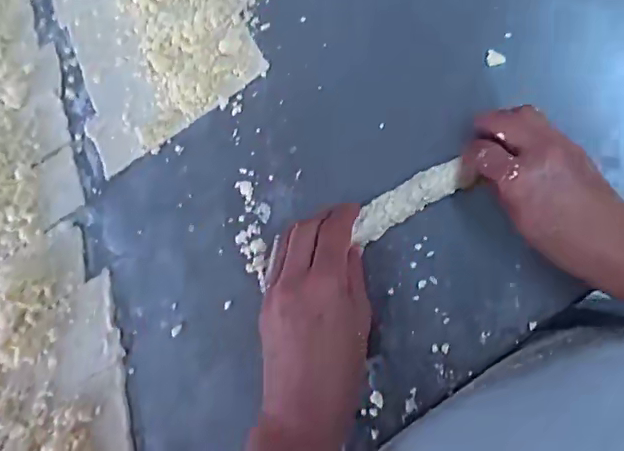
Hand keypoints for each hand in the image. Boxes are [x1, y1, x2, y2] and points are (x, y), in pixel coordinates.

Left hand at [248, 204, 369, 450]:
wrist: (299, 413)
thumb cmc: (340, 374)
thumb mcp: (360, 322)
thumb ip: (354, 278)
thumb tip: (350, 248)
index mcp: (323, 284)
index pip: (332, 231)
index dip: (345, 214)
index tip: (355, 210)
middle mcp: (294, 279)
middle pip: (305, 227)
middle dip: (325, 215)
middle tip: (341, 216)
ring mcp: (274, 290)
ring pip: (286, 239)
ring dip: (306, 227)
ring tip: (323, 230)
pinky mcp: (263, 302)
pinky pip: (277, 261)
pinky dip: (293, 248)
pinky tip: (305, 255)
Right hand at [462, 106, 623, 280]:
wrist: (615, 239)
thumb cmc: (564, 242)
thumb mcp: (521, 221)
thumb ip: (500, 190)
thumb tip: (487, 171)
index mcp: (520, 177)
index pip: (482, 151)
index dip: (469, 157)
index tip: (468, 167)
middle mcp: (537, 150)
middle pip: (501, 119)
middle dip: (485, 128)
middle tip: (481, 144)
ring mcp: (557, 142)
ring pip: (522, 112)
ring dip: (506, 122)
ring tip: (502, 140)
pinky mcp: (571, 143)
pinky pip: (540, 123)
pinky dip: (525, 128)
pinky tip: (526, 147)